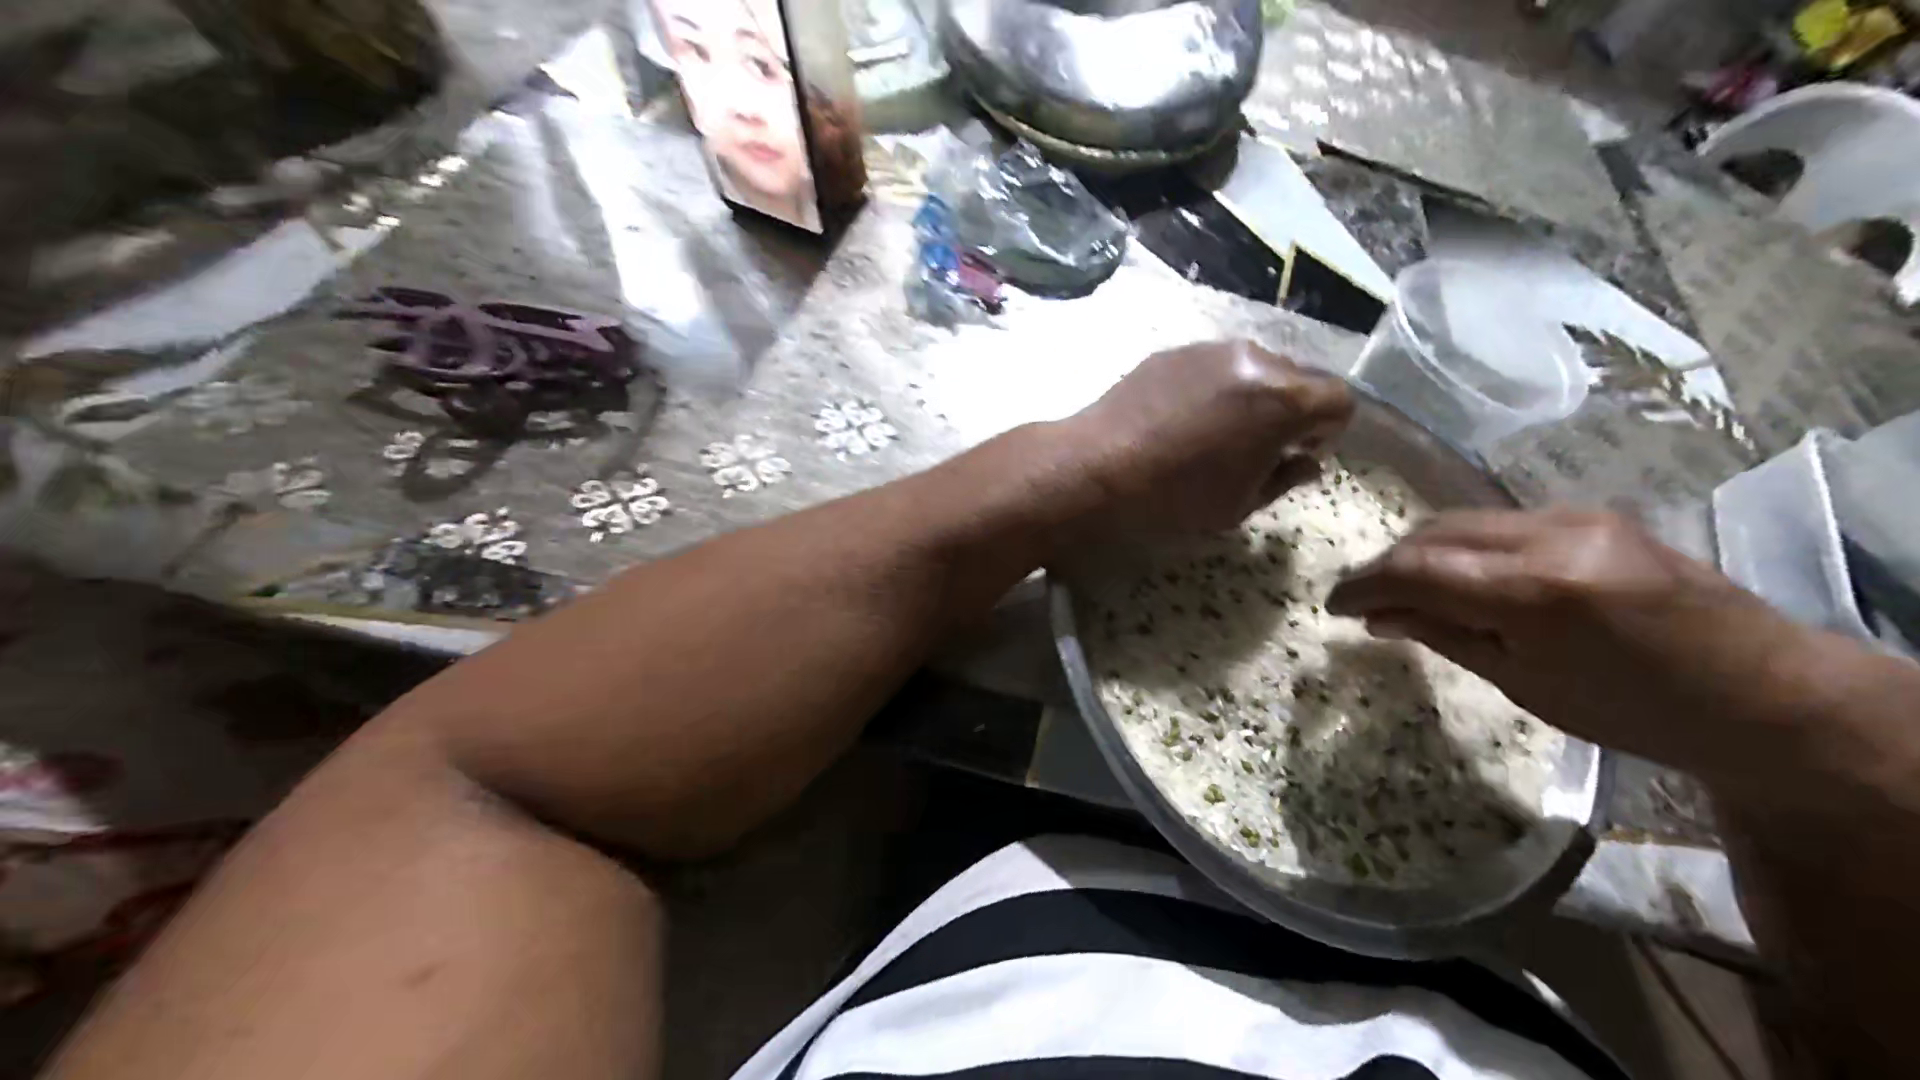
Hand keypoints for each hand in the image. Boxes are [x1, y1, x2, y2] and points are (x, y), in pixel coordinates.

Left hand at [1052, 341, 1354, 535]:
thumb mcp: (1239, 504)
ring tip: (1218, 431)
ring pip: (1255, 366)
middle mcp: (1253, 359)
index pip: (1339, 399)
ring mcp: (1209, 349)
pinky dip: (1215, 387)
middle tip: (1261, 445)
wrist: (1095, 468)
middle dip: (1293, 409)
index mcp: (1283, 398)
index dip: (1328, 430)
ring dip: (1253, 394)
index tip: (1299, 453)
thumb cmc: (1173, 497)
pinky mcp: (1173, 352)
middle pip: (1299, 377)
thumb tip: (1307, 462)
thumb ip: (1285, 477)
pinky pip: (1213, 366)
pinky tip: (1184, 418)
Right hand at [1324, 509, 1843, 790]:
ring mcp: (1576, 517)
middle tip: (1364, 600)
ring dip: (1421, 552)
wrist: (1770, 697)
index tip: (1332, 605)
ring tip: (1404, 589)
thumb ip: (1442, 634)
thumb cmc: (1637, 712)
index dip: (1363, 585)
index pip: (1415, 569)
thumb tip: (1377, 616)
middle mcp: (1552, 537)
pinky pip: (1498, 522)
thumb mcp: (1524, 683)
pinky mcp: (1591, 515)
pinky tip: (1456, 576)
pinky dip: (1461, 546)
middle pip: (1432, 533)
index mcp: (1534, 592)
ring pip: (1461, 520)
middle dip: (1388, 565)